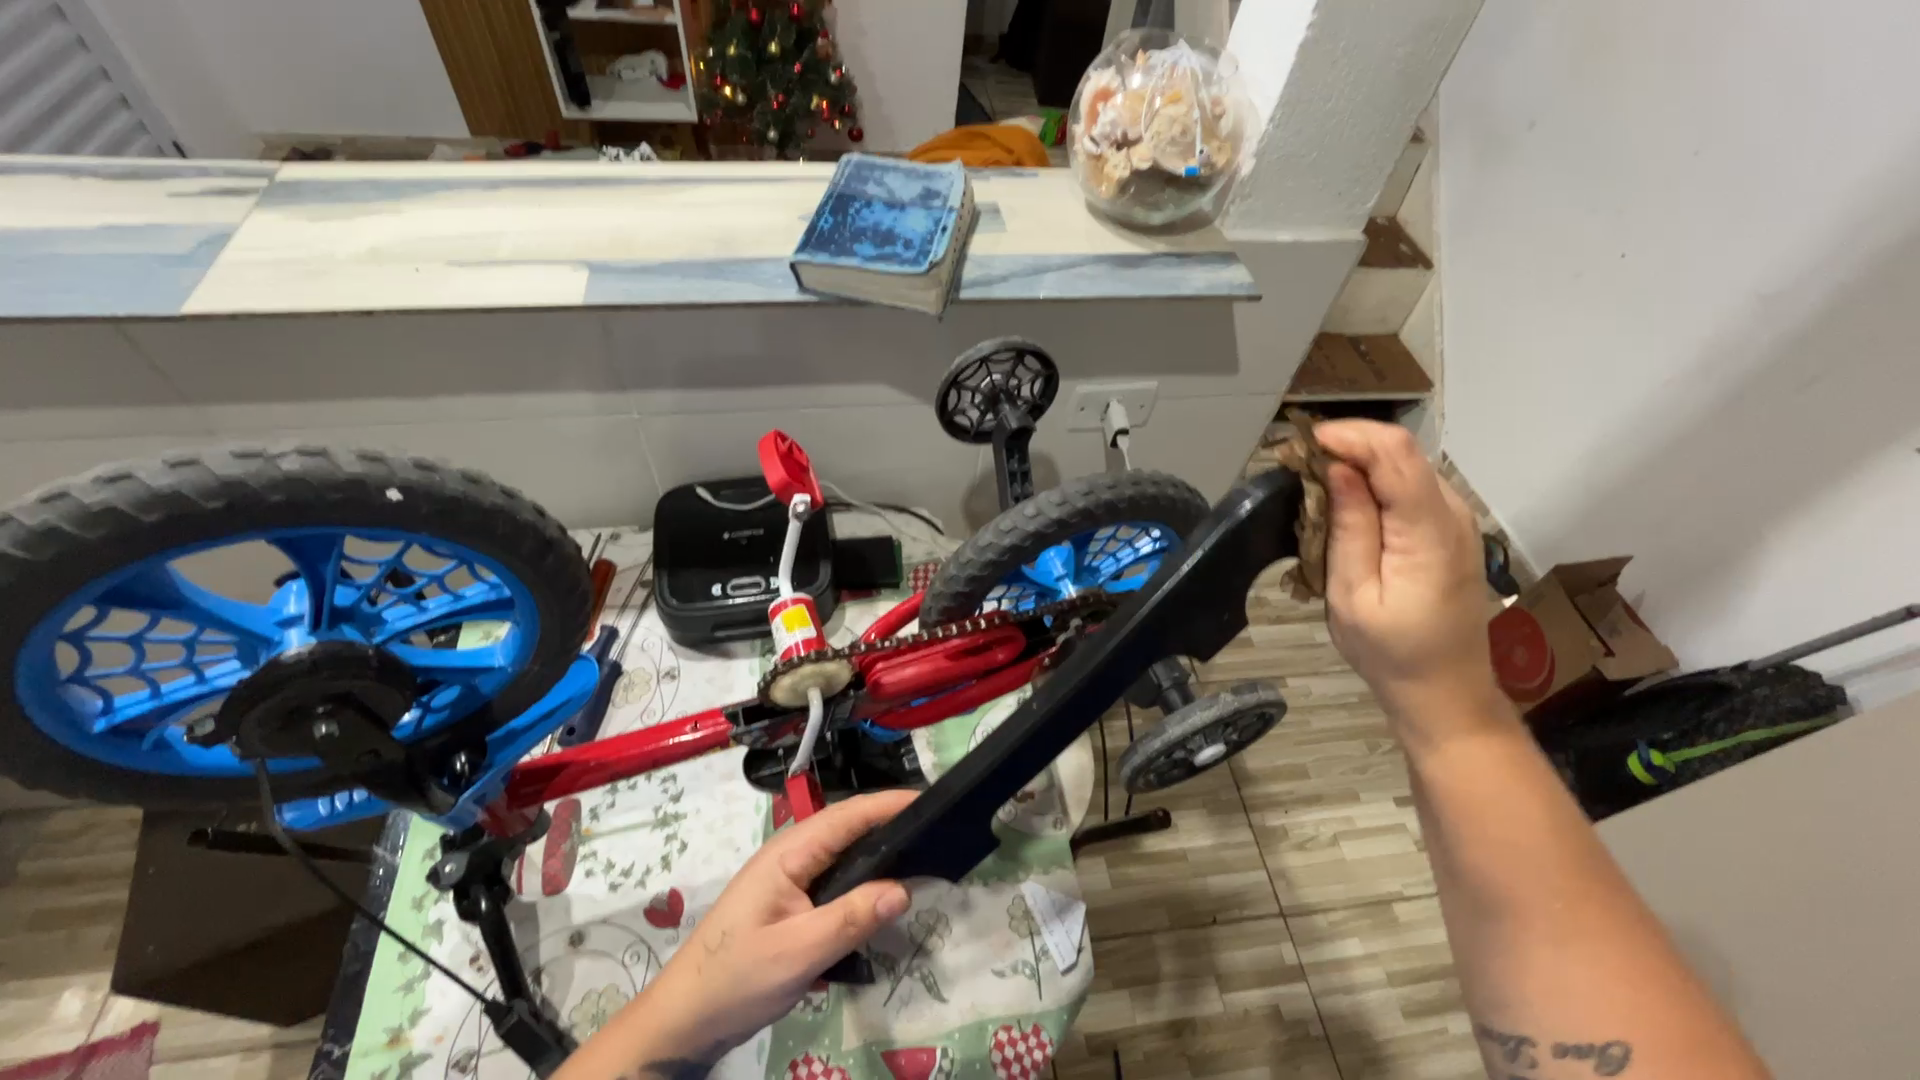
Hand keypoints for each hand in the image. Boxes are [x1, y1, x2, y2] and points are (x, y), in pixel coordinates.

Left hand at [577, 791, 914, 1071]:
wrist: (685, 1019)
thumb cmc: (736, 979)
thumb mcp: (798, 952)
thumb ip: (851, 919)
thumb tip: (904, 889)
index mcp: (789, 853)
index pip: (849, 815)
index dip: (890, 804)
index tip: (932, 802)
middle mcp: (791, 856)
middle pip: (849, 828)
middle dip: (891, 822)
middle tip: (938, 830)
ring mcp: (789, 880)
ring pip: (844, 855)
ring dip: (879, 851)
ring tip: (923, 856)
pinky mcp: (792, 904)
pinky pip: (836, 880)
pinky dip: (864, 880)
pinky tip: (885, 895)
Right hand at [1313, 421, 1506, 737]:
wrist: (1444, 689)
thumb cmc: (1391, 651)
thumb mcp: (1352, 595)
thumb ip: (1349, 528)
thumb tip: (1338, 470)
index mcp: (1429, 530)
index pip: (1394, 453)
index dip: (1348, 435)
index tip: (1301, 445)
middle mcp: (1452, 512)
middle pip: (1401, 451)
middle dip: (1347, 445)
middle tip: (1297, 465)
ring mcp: (1457, 519)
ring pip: (1405, 464)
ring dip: (1358, 462)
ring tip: (1313, 482)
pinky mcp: (1450, 528)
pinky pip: (1410, 486)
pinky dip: (1374, 482)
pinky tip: (1345, 502)